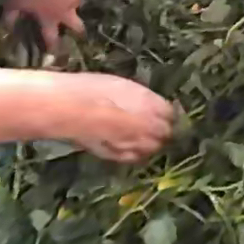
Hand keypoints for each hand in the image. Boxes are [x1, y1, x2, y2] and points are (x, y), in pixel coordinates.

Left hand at [5, 0, 84, 51]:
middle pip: (77, 25)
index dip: (53, 46)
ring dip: (72, 4)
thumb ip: (11, 17)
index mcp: (49, 18)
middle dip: (78, 30)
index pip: (52, 37)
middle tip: (79, 33)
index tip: (55, 52)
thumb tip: (6, 29)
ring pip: (77, 4)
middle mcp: (65, 10)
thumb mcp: (14, 2)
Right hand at [57, 73, 174, 161]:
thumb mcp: (124, 86)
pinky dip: (135, 152)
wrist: (72, 109)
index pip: (171, 113)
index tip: (159, 111)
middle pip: (166, 132)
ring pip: (153, 147)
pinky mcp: (121, 157)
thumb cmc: (95, 89)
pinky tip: (126, 144)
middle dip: (160, 128)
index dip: (164, 112)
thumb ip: (143, 99)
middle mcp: (151, 126)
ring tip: (137, 135)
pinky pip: (136, 157)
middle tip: (149, 123)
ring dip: (149, 142)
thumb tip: (150, 105)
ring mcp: (137, 145)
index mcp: (153, 104)